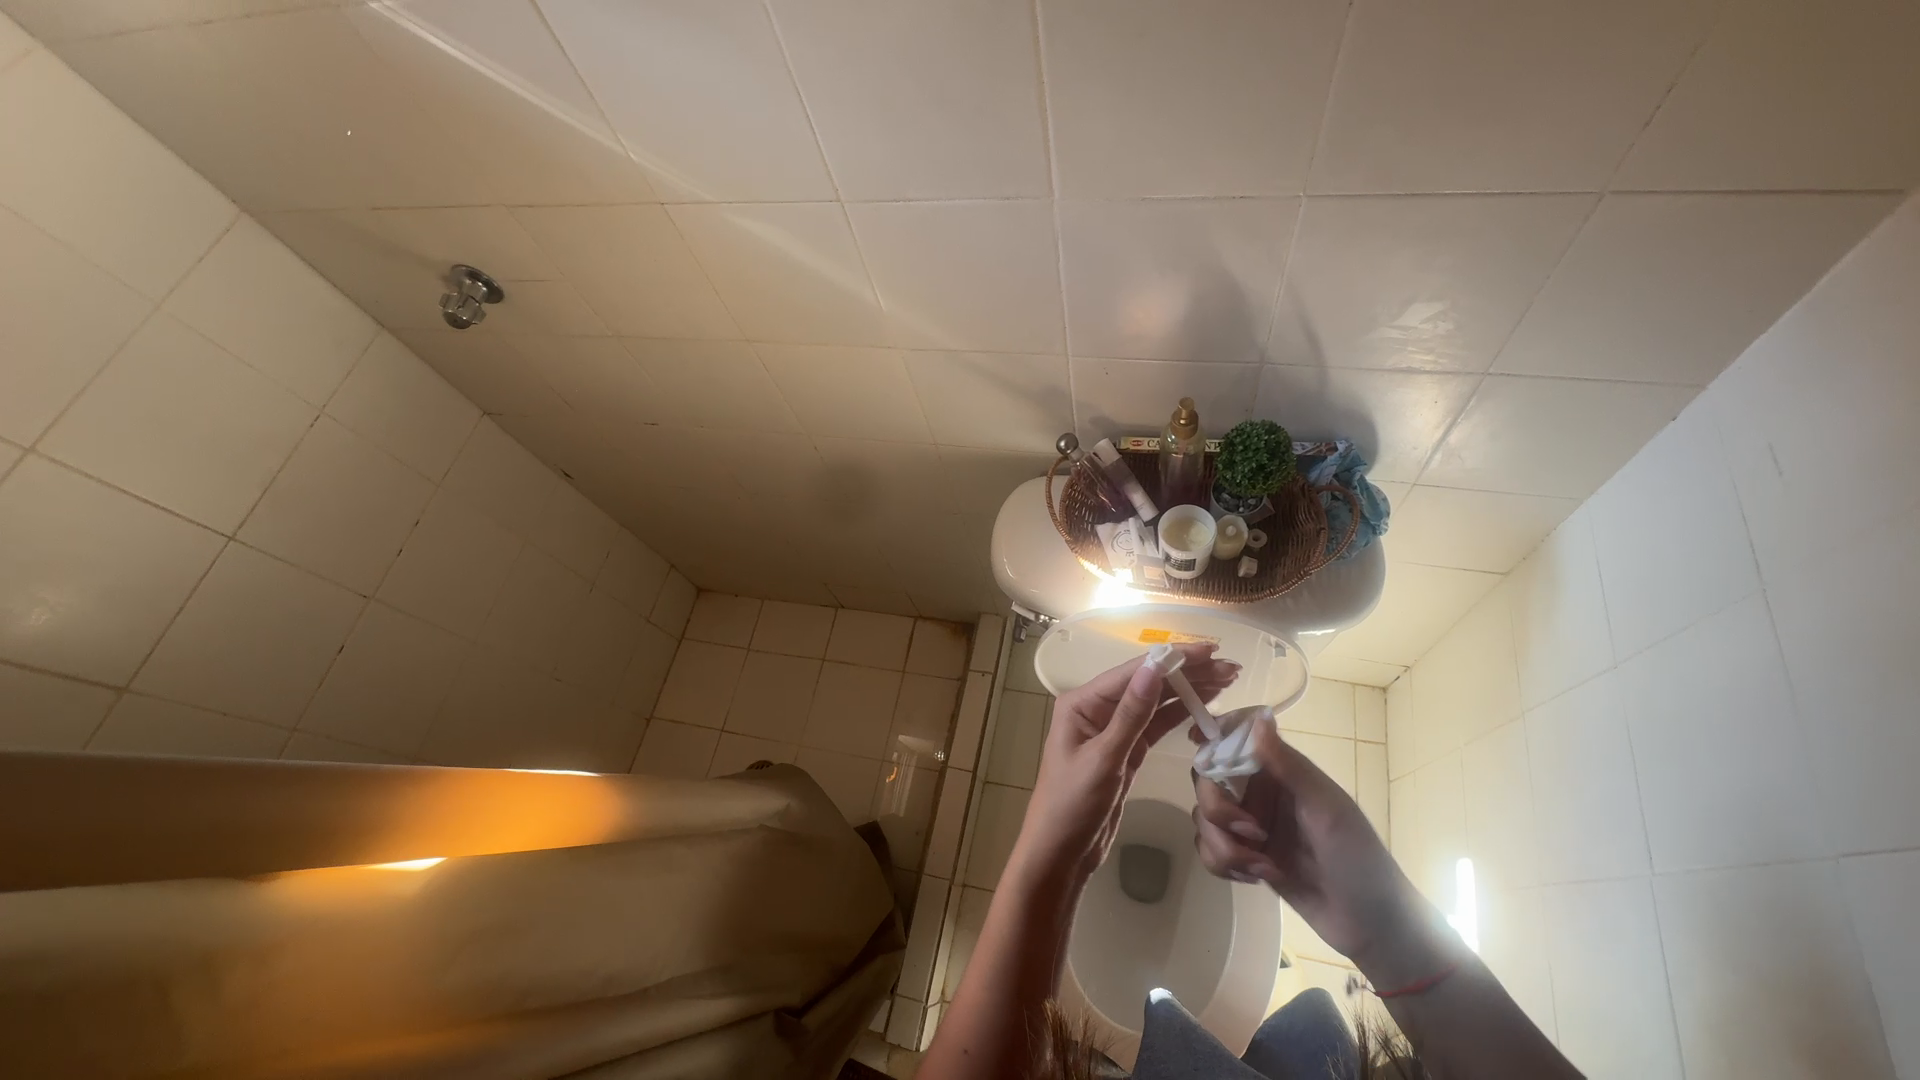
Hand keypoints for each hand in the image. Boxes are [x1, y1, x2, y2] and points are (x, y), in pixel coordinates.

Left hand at [1009, 644, 1237, 883]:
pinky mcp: (1127, 752)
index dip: (1173, 658)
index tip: (1210, 650)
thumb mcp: (1104, 760)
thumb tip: (1154, 668)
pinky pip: (1157, 725)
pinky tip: (1206, 705)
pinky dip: (1181, 715)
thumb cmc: (1072, 806)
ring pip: (1156, 702)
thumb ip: (1131, 715)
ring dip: (1190, 691)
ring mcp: (1113, 730)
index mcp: (1083, 703)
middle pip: (1148, 682)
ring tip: (1228, 680)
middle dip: (1189, 673)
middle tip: (1232, 668)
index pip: (1133, 672)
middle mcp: (1097, 709)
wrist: (1060, 853)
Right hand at [1191, 719, 1446, 981]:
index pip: (1236, 738)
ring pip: (1203, 819)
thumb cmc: (1358, 858)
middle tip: (1252, 834)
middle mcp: (1260, 791)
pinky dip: (1223, 864)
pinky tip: (1255, 878)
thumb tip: (1258, 717)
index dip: (1212, 734)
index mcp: (1282, 771)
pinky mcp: (1244, 856)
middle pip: (1207, 780)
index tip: (1194, 740)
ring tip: (1261, 870)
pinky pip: (1208, 849)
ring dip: (1224, 846)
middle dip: (1217, 811)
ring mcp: (1249, 824)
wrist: (1370, 925)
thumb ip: (1287, 765)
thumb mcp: (1326, 810)